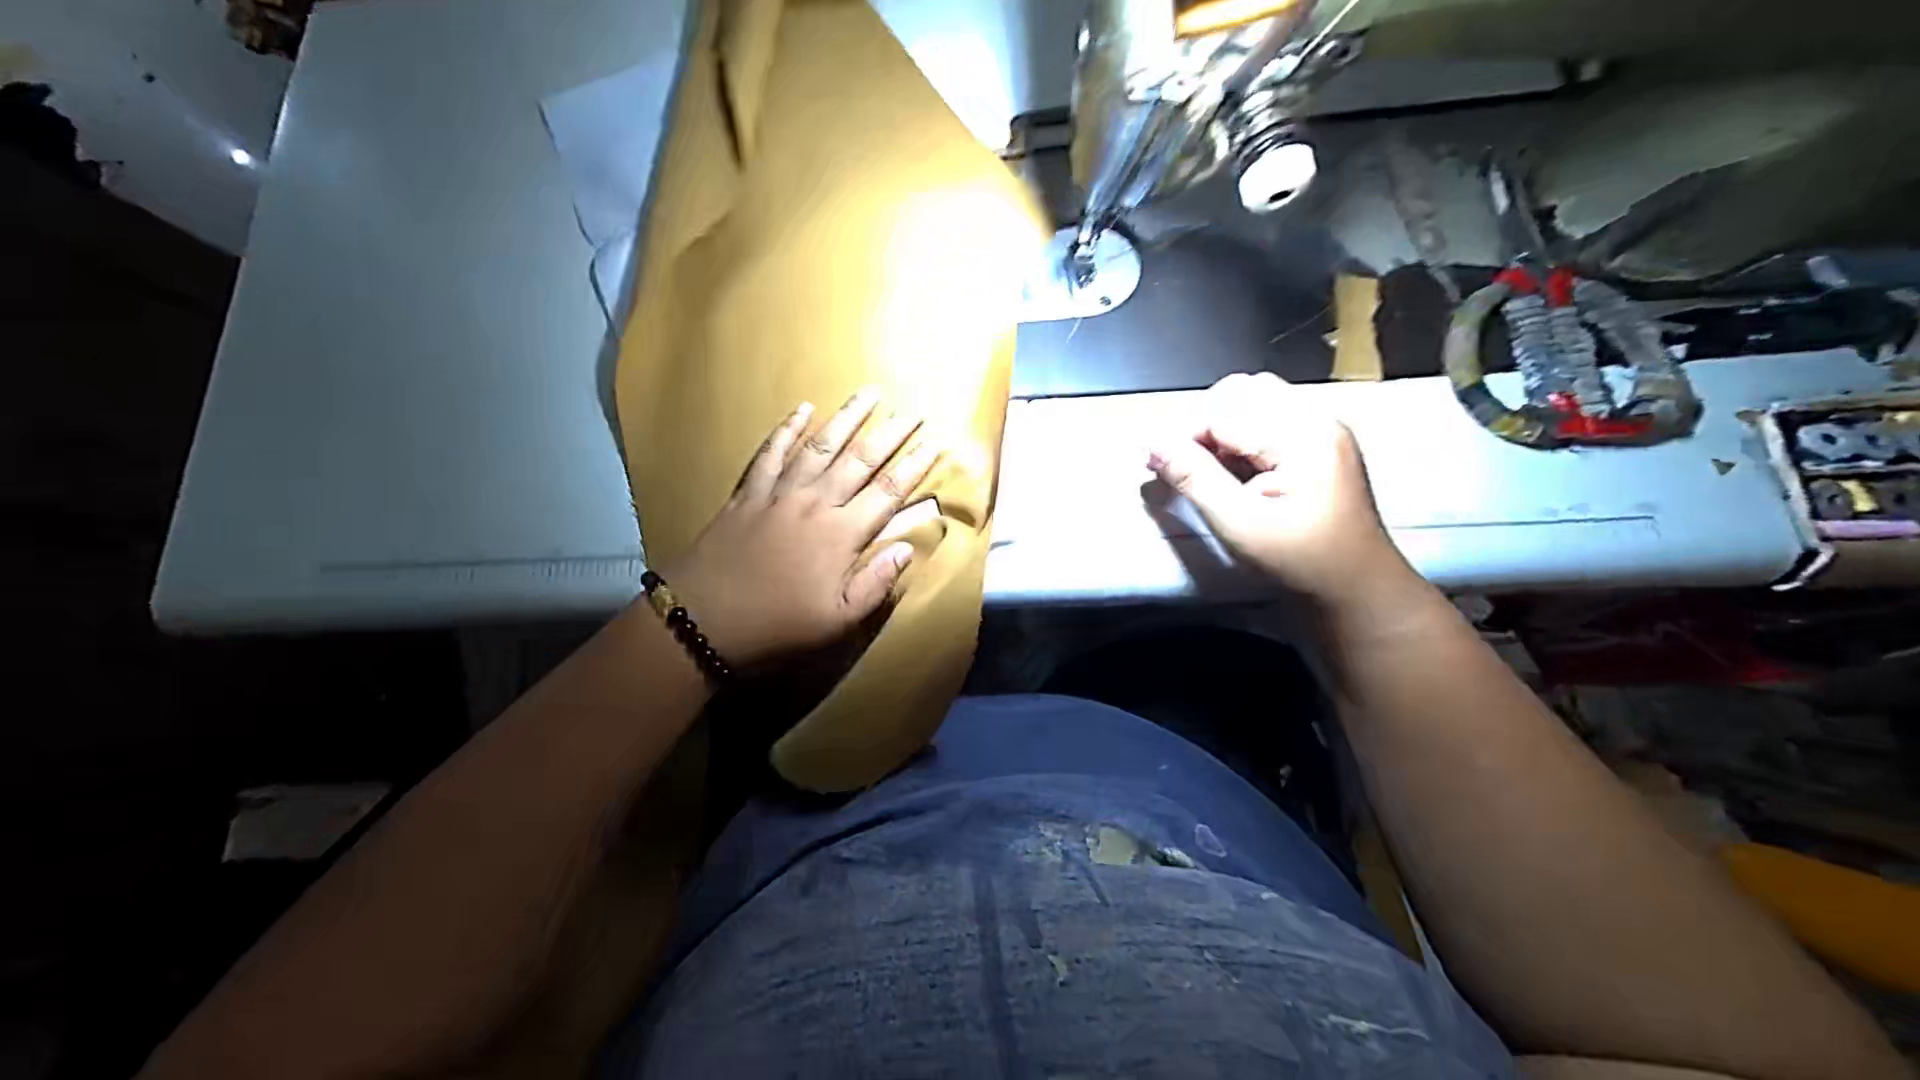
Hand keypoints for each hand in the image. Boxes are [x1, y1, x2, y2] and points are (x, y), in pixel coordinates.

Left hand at [650, 390, 941, 667]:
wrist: (703, 619)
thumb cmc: (778, 625)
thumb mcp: (838, 620)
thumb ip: (876, 584)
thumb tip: (907, 548)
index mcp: (842, 535)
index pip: (888, 491)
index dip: (915, 465)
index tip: (934, 441)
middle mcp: (815, 503)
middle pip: (860, 459)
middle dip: (890, 433)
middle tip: (912, 410)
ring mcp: (779, 493)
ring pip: (820, 446)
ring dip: (847, 417)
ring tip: (870, 393)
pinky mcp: (749, 493)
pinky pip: (771, 453)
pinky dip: (787, 429)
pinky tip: (802, 408)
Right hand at [1146, 373, 1412, 605]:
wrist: (1358, 590)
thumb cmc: (1299, 561)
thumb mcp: (1239, 523)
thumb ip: (1194, 478)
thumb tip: (1150, 444)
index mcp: (1302, 435)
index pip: (1223, 414)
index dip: (1182, 437)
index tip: (1154, 465)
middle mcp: (1316, 420)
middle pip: (1243, 393)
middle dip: (1203, 423)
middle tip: (1182, 464)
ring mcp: (1322, 430)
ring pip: (1255, 403)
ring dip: (1220, 428)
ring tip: (1205, 468)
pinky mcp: (1320, 446)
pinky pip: (1270, 421)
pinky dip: (1241, 437)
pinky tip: (1232, 471)